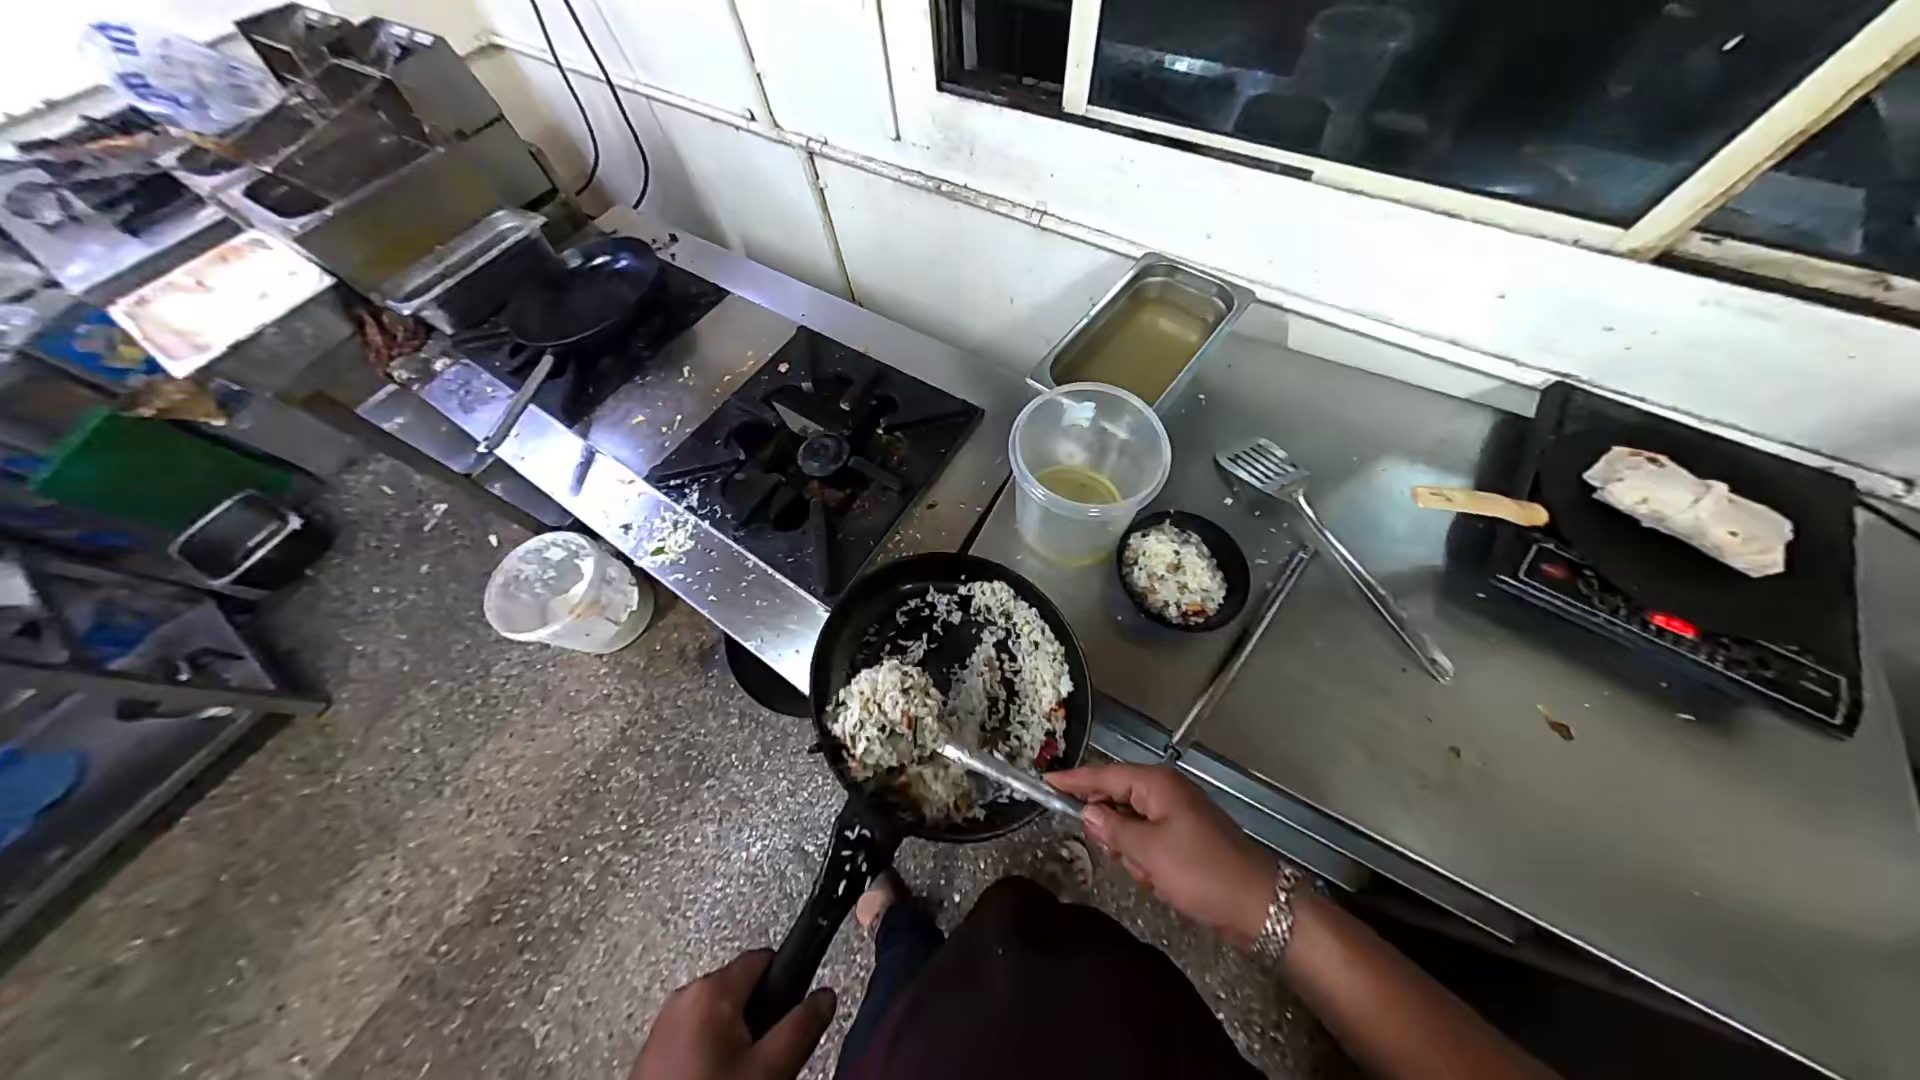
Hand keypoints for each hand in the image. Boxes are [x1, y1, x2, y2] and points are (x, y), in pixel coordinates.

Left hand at [629, 950, 835, 1079]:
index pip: (764, 958)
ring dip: (735, 1040)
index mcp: (711, 990)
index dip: (786, 982)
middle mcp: (683, 998)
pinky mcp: (650, 1056)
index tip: (793, 1014)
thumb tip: (824, 997)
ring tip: (740, 1079)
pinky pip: (695, 1039)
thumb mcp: (770, 1072)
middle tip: (766, 1061)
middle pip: (741, 989)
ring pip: (719, 1017)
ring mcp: (662, 1028)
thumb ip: (802, 1026)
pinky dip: (710, 1056)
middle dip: (759, 1018)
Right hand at [1048, 763, 1277, 944]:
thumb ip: (1112, 829)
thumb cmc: (1202, 872)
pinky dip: (1146, 860)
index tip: (1046, 781)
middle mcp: (1165, 792)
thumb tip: (1087, 812)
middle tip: (1117, 853)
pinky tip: (1160, 880)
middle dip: (1111, 830)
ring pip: (1130, 825)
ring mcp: (1176, 814)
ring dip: (1131, 851)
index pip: (1104, 775)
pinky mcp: (1184, 837)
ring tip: (1149, 874)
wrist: (1260, 906)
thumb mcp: (1149, 852)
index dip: (1074, 780)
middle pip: (1116, 799)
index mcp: (1157, 784)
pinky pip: (1147, 841)